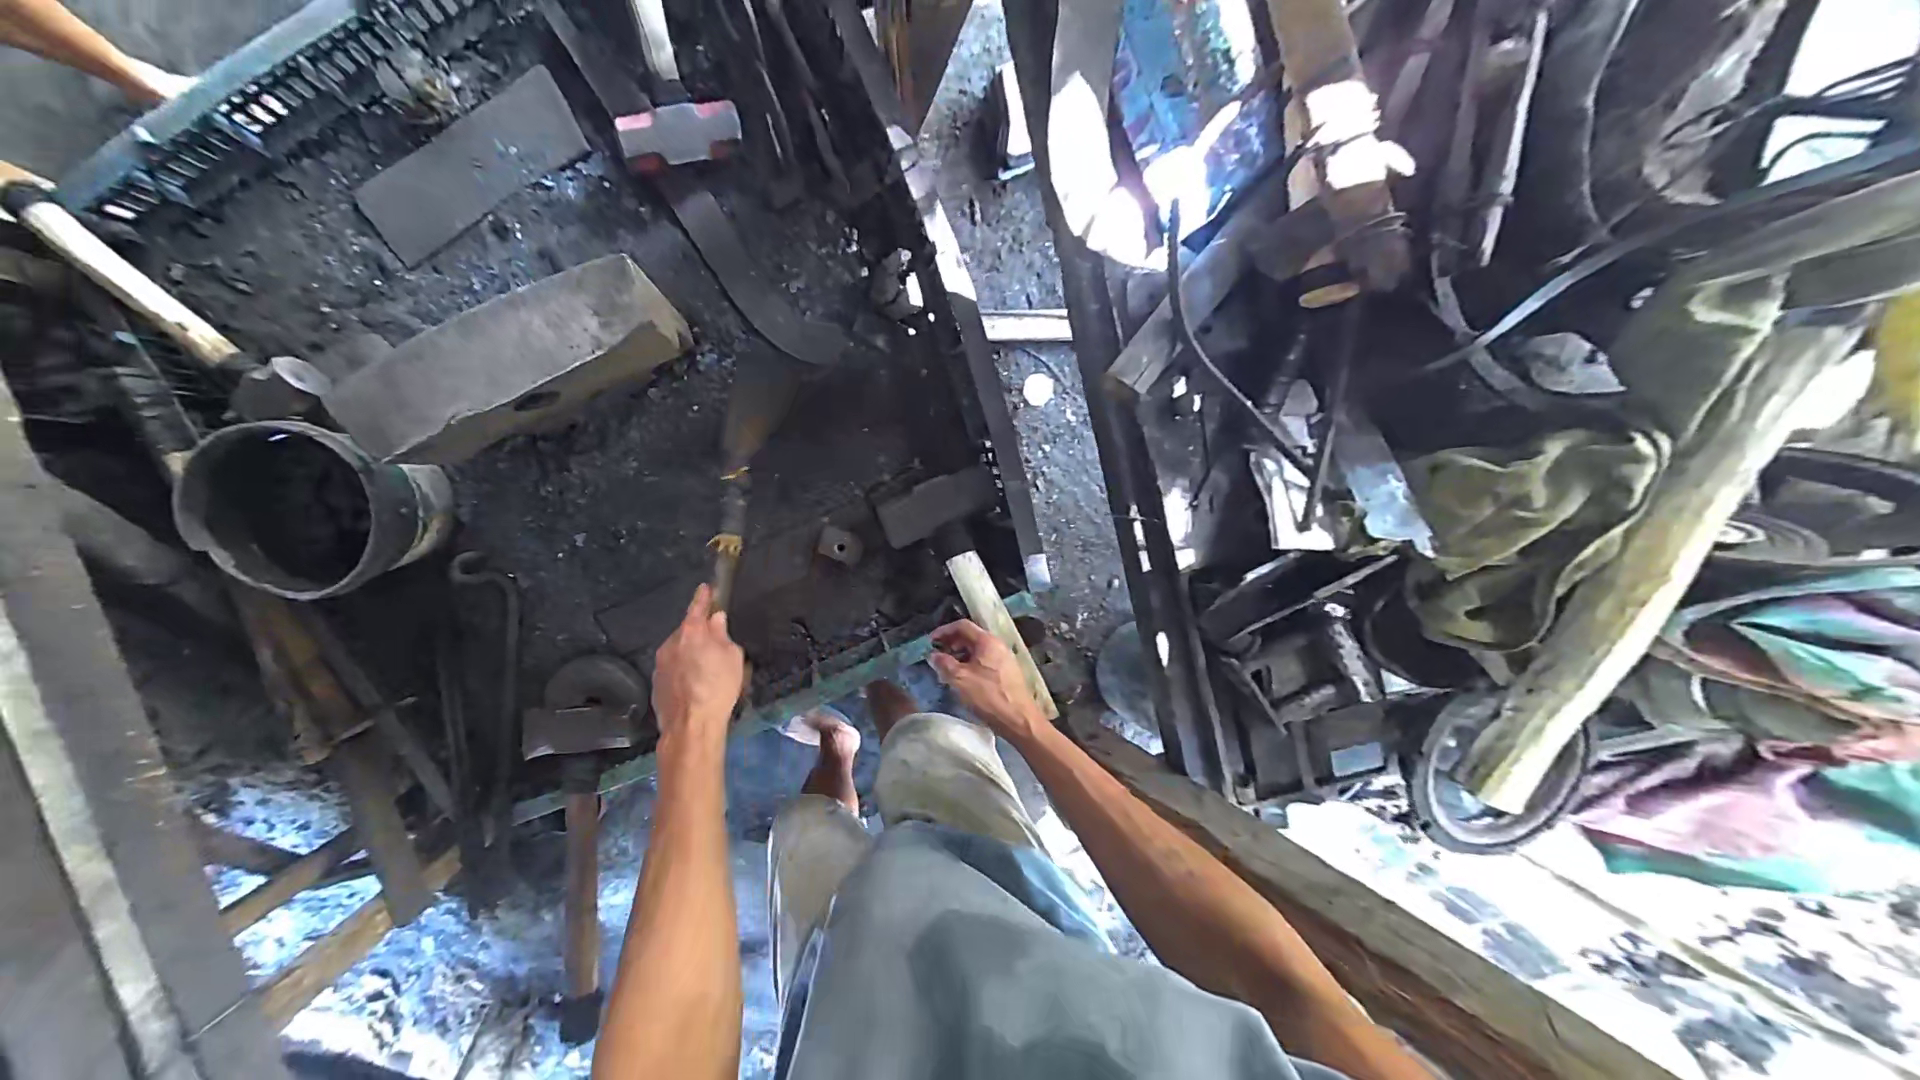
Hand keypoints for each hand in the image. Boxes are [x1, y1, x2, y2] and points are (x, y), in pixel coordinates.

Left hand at [652, 584, 744, 748]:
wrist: (690, 726)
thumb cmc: (718, 688)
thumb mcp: (733, 657)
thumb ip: (723, 635)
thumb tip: (716, 620)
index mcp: (691, 632)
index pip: (697, 606)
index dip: (704, 596)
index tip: (706, 587)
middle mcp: (670, 643)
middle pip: (687, 629)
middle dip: (699, 631)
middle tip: (716, 640)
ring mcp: (659, 663)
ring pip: (678, 649)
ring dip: (690, 651)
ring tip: (707, 666)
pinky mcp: (656, 683)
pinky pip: (672, 667)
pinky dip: (683, 668)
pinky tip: (695, 682)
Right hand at [929, 619, 1044, 742]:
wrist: (1018, 719)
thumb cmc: (988, 696)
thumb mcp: (960, 679)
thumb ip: (944, 663)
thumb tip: (934, 655)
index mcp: (987, 641)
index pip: (963, 625)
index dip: (944, 630)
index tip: (931, 641)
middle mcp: (998, 645)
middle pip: (971, 636)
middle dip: (952, 642)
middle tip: (938, 654)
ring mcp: (1005, 658)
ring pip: (978, 649)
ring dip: (961, 654)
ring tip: (948, 667)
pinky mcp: (1007, 672)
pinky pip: (985, 660)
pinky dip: (971, 663)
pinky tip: (964, 677)